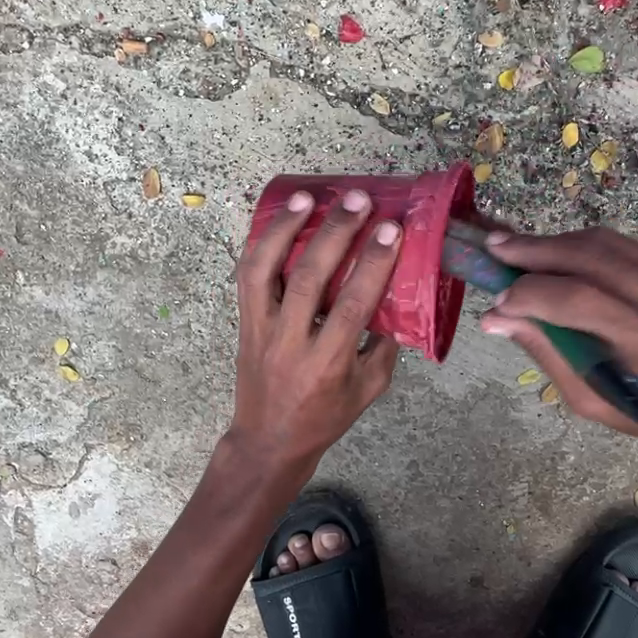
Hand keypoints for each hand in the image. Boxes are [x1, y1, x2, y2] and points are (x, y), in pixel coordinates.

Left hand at [226, 187, 401, 481]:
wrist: (268, 440)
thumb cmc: (324, 417)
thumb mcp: (368, 389)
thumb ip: (382, 345)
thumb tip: (393, 296)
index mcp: (328, 363)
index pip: (352, 305)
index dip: (373, 263)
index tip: (391, 229)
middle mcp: (290, 342)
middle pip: (309, 279)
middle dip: (335, 234)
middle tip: (357, 200)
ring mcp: (260, 330)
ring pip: (264, 270)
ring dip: (285, 229)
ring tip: (307, 197)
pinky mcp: (244, 322)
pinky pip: (247, 277)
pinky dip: (262, 244)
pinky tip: (279, 220)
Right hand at [478, 228, 637, 462]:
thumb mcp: (594, 401)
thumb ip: (546, 353)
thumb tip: (495, 318)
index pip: (582, 301)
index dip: (532, 293)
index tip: (498, 299)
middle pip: (593, 257)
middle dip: (536, 249)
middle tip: (495, 247)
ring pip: (607, 243)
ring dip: (556, 243)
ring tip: (516, 248)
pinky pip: (625, 249)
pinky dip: (585, 251)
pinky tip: (558, 261)